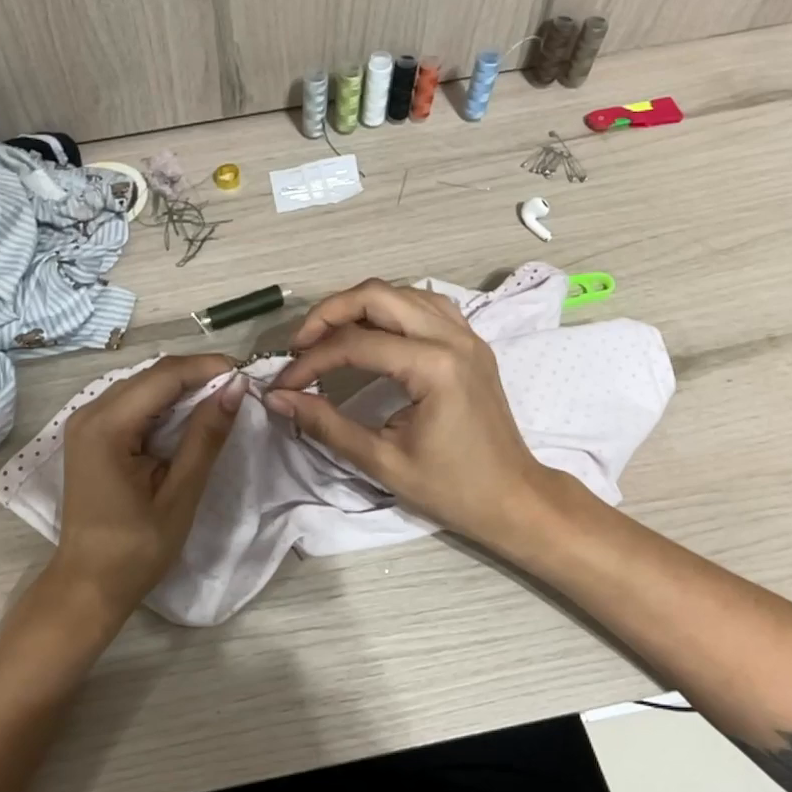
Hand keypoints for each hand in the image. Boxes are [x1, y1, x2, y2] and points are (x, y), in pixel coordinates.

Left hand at [54, 353, 246, 616]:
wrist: (89, 584)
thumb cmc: (135, 549)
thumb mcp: (179, 494)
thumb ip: (205, 438)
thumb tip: (235, 389)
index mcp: (107, 427)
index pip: (163, 376)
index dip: (206, 368)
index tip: (247, 375)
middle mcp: (89, 413)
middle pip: (151, 375)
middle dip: (196, 375)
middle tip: (239, 389)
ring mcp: (86, 422)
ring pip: (142, 385)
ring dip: (181, 388)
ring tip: (222, 399)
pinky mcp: (91, 434)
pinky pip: (132, 403)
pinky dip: (163, 403)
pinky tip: (190, 416)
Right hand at [265, 278, 563, 540]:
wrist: (513, 498)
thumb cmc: (451, 488)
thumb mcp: (381, 461)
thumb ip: (326, 424)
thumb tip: (278, 399)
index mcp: (433, 368)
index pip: (356, 344)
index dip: (311, 361)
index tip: (284, 384)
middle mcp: (452, 338)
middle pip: (376, 295)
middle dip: (328, 313)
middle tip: (299, 345)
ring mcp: (466, 335)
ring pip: (401, 292)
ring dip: (359, 306)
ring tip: (328, 337)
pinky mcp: (471, 342)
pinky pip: (425, 304)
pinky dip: (391, 309)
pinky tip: (372, 331)